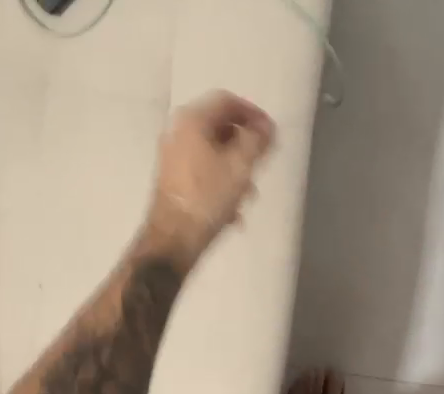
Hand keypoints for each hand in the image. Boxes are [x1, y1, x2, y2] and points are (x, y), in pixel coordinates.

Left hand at [147, 91, 275, 256]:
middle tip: (262, 164)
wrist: (173, 241)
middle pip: (220, 129)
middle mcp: (177, 132)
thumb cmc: (207, 199)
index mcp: (191, 120)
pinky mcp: (172, 182)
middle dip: (245, 147)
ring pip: (214, 154)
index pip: (227, 101)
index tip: (271, 133)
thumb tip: (267, 127)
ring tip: (249, 194)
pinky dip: (221, 185)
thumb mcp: (240, 167)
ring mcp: (173, 158)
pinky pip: (204, 174)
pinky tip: (233, 211)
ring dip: (236, 170)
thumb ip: (257, 142)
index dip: (253, 114)